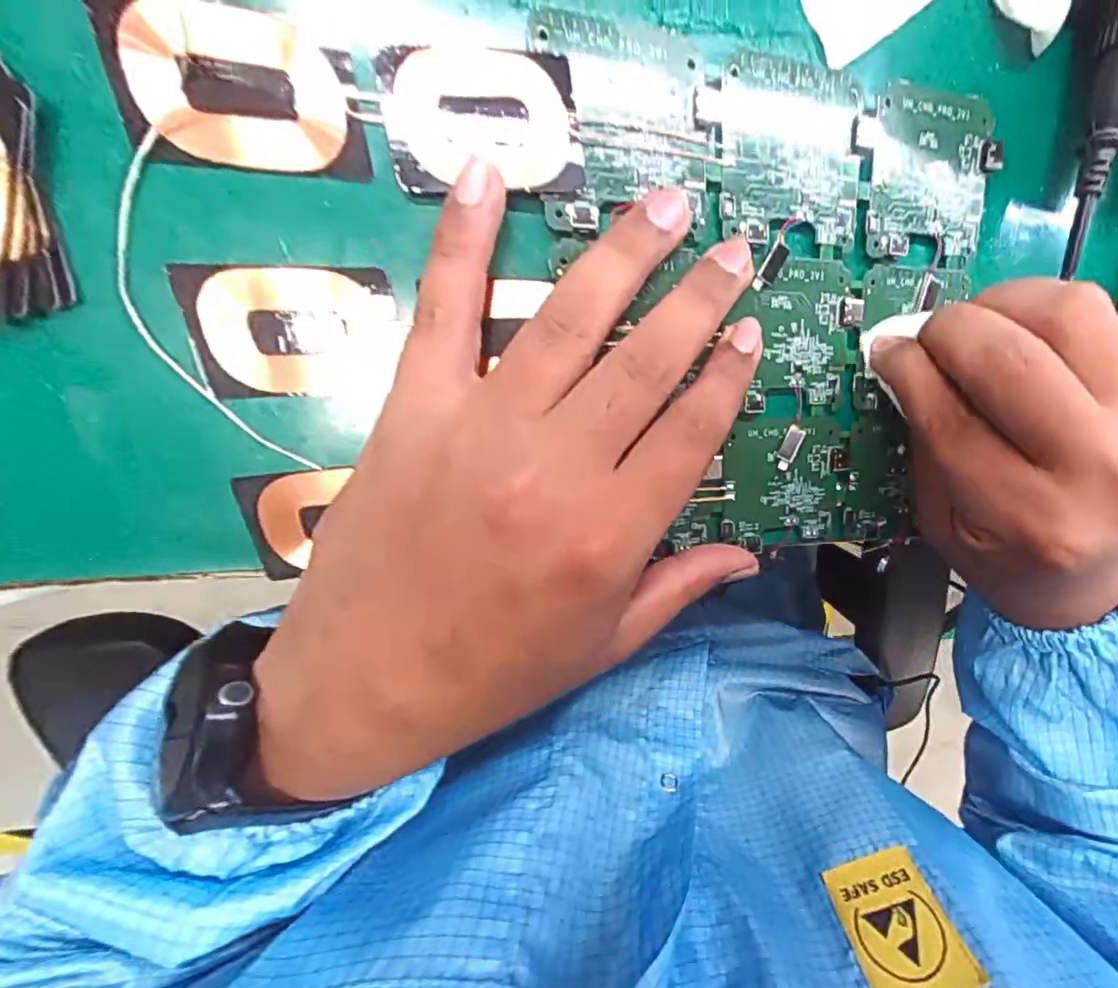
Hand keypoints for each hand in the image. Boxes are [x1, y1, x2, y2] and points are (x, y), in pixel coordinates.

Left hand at [250, 162, 763, 800]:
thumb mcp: (601, 645)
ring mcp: (481, 428)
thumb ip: (678, 587)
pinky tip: (486, 177)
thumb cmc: (495, 673)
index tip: (750, 331)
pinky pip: (446, 310)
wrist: (367, 680)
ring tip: (667, 206)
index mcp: (609, 535)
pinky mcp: (415, 408)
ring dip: (625, 256)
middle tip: (733, 250)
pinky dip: (464, 239)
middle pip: (644, 364)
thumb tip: (749, 553)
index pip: (691, 433)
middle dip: (698, 299)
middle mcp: (555, 469)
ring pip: (568, 322)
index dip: (728, 377)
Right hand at [870, 280, 1117, 629]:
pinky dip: (1038, 304)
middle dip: (949, 332)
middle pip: (1011, 363)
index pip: (953, 423)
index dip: (908, 373)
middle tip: (921, 336)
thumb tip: (903, 364)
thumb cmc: (997, 558)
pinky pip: (1095, 318)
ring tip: (967, 324)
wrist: (1085, 579)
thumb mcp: (939, 518)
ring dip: (999, 305)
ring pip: (1067, 319)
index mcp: (1026, 520)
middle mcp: (1094, 471)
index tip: (885, 352)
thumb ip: (925, 443)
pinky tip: (1006, 324)